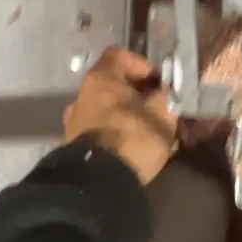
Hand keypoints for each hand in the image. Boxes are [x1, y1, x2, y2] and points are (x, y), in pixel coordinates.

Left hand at [63, 46, 178, 183]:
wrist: (99, 187)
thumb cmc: (132, 138)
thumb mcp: (162, 114)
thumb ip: (167, 96)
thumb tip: (168, 91)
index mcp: (100, 78)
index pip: (120, 54)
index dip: (142, 64)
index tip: (158, 81)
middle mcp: (81, 95)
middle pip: (112, 83)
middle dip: (137, 94)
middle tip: (157, 108)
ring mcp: (74, 122)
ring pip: (106, 109)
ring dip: (126, 115)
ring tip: (147, 132)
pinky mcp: (74, 147)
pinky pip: (99, 131)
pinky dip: (115, 133)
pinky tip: (133, 149)